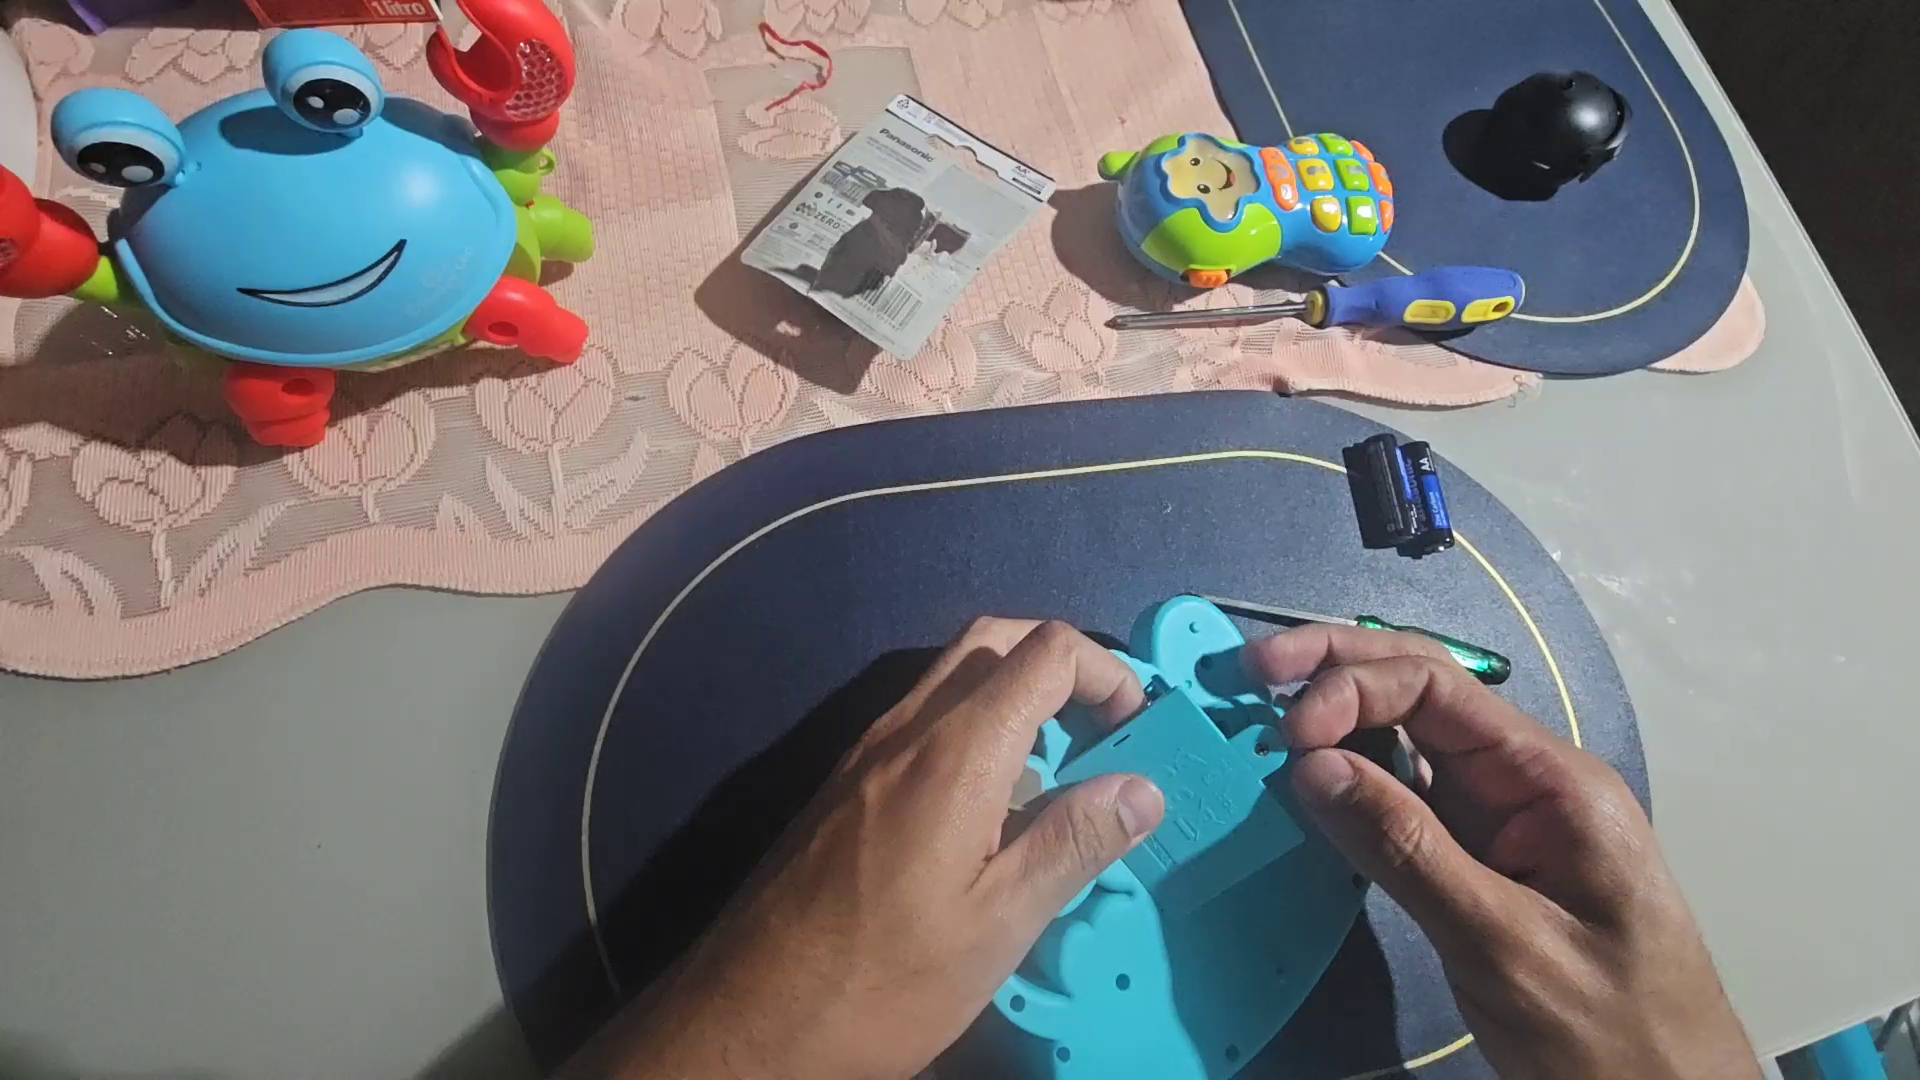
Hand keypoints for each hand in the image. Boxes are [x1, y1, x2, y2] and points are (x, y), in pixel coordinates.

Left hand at [579, 618, 1166, 1079]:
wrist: (749, 1012)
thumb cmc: (883, 976)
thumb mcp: (997, 925)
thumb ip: (1073, 842)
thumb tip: (1143, 787)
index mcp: (959, 748)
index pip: (1048, 650)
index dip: (1107, 673)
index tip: (1132, 731)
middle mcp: (911, 722)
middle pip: (997, 636)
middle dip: (1061, 661)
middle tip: (1098, 726)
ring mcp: (874, 741)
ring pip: (958, 668)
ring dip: (1017, 686)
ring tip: (1054, 762)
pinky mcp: (853, 769)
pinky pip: (928, 709)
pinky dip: (978, 717)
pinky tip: (991, 794)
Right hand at [1244, 626, 1759, 1079]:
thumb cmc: (1610, 1034)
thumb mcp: (1503, 944)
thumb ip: (1405, 847)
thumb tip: (1309, 765)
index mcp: (1548, 779)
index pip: (1435, 687)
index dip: (1352, 689)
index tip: (1290, 734)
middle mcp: (1514, 773)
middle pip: (1415, 682)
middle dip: (1333, 664)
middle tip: (1256, 664)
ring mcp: (1486, 804)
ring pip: (1397, 725)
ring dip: (1329, 706)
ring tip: (1264, 702)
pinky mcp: (1460, 838)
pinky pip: (1391, 779)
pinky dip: (1339, 762)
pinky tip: (1301, 764)